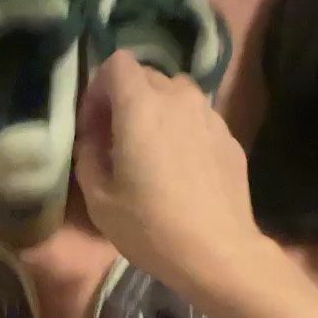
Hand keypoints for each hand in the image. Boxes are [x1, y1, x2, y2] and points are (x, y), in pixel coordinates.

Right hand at [75, 51, 266, 296]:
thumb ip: (88, 161)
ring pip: (176, 99)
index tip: (94, 128)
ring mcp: (210, 116)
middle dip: (126, 104)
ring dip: (157, 118)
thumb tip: (92, 144)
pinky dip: (183, 136)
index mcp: (141, 106)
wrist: (217, 252)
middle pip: (147, 79)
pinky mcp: (229, 139)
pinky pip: (198, 124)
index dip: (98, 90)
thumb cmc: (152, 229)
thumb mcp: (100, 203)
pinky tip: (181, 176)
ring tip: (151, 158)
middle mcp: (179, 99)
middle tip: (117, 145)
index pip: (116, 65)